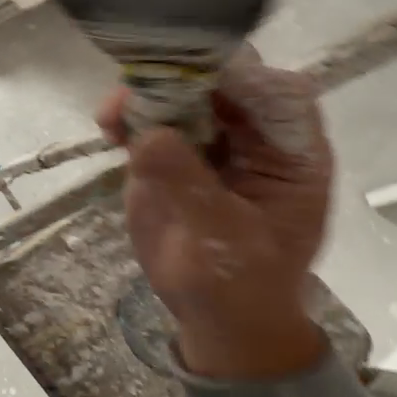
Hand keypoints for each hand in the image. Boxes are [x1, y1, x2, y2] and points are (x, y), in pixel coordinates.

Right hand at [97, 49, 332, 378]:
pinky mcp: (169, 156)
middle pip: (221, 83)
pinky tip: (107, 128)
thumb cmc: (240, 284)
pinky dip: (125, 117)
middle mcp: (252, 138)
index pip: (275, 93)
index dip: (237, 77)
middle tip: (136, 91)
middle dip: (178, 78)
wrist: (217, 319)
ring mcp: (209, 144)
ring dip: (143, 95)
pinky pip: (147, 121)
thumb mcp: (222, 238)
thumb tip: (148, 135)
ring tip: (112, 116)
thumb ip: (189, 185)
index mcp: (290, 153)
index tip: (188, 79)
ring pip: (178, 95)